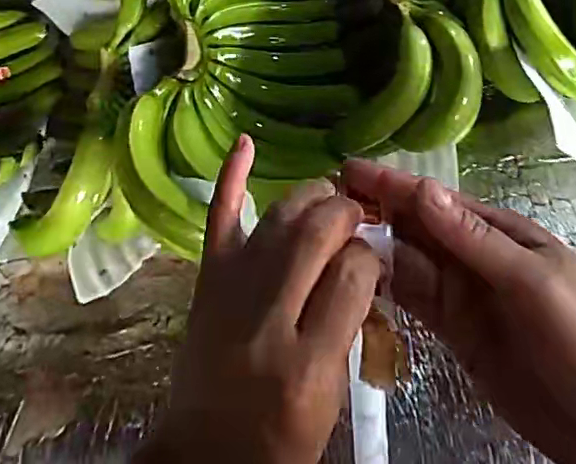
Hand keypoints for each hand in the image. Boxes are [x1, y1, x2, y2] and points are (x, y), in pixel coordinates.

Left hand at [139, 138, 382, 463]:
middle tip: (358, 219)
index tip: (374, 256)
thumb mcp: (331, 396)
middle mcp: (265, 319)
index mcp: (306, 365)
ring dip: (313, 199)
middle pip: (316, 233)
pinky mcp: (207, 279)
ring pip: (280, 216)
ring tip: (331, 203)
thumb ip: (350, 324)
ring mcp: (229, 291)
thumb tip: (363, 258)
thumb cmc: (279, 438)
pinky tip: (246, 142)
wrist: (201, 457)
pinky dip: (231, 178)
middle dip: (346, 213)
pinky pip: (220, 218)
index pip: (353, 274)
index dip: (370, 254)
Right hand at [340, 160, 575, 463]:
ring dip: (375, 247)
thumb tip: (422, 189)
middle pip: (418, 227)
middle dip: (375, 210)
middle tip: (322, 201)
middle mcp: (476, 257)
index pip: (436, 201)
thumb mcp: (533, 283)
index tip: (346, 169)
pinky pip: (417, 304)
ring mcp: (466, 298)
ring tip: (327, 237)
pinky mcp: (459, 337)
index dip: (392, 183)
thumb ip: (474, 241)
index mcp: (500, 231)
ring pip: (411, 263)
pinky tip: (357, 281)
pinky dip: (387, 290)